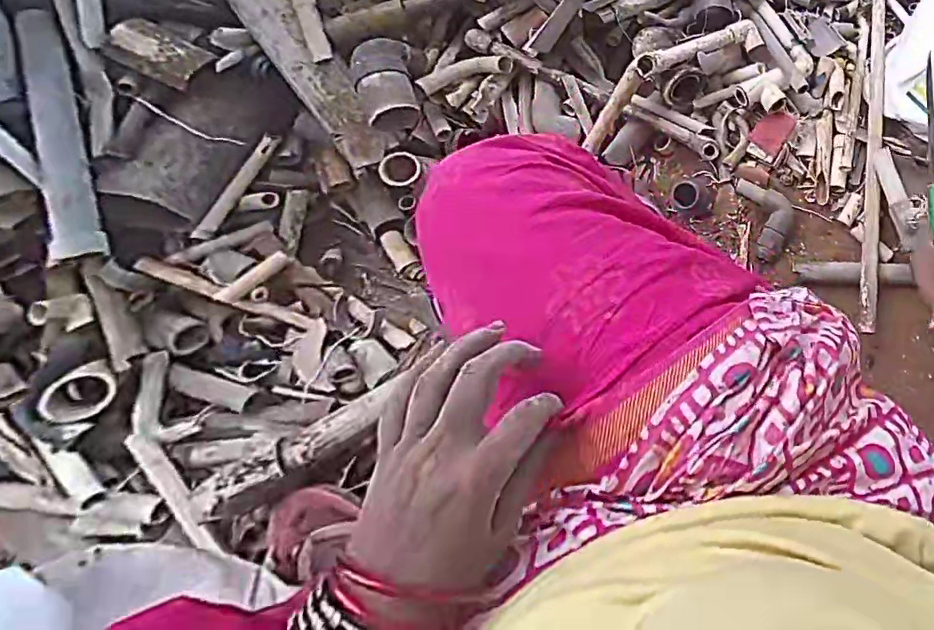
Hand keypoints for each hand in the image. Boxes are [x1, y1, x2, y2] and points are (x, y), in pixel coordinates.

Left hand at [343, 324, 559, 616]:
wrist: (378, 604)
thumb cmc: (449, 573)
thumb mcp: (501, 532)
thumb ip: (527, 475)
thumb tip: (553, 431)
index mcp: (476, 476)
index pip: (524, 418)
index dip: (546, 403)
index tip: (555, 405)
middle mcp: (441, 451)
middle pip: (476, 377)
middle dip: (510, 354)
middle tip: (531, 353)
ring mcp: (409, 447)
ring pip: (434, 376)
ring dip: (465, 345)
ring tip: (492, 331)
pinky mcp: (386, 451)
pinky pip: (397, 397)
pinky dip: (418, 368)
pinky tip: (438, 352)